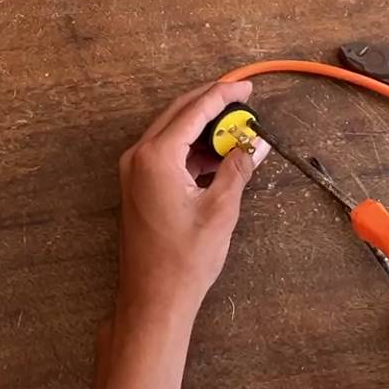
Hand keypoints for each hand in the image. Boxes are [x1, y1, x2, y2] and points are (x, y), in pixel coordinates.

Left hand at [68, 81, 272, 388]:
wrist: (152, 301)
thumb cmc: (185, 259)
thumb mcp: (221, 210)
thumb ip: (237, 169)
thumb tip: (253, 144)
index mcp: (156, 156)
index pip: (193, 110)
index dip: (223, 95)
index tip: (247, 87)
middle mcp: (138, 156)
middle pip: (178, 114)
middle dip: (211, 104)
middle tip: (243, 99)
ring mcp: (134, 171)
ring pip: (172, 133)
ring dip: (202, 128)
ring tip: (236, 130)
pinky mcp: (137, 186)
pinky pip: (167, 153)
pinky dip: (191, 150)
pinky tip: (217, 157)